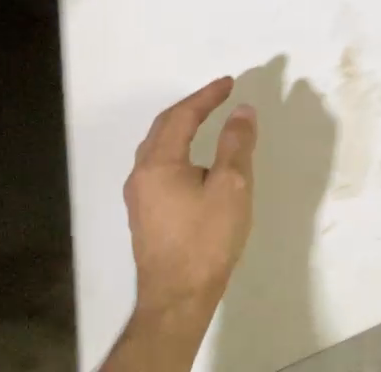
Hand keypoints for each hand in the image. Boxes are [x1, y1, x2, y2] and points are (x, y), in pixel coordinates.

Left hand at [125, 77, 257, 323]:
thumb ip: (236, 144)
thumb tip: (241, 110)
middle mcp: (141, 175)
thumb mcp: (232, 185)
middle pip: (163, 128)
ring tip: (206, 118)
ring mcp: (139, 197)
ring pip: (157, 147)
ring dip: (181, 126)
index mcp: (159, 164)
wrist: (177, 298)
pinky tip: (194, 157)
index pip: (182, 117)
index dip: (207, 96)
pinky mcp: (145, 214)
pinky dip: (178, 147)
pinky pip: (159, 164)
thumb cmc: (206, 238)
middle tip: (219, 94)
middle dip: (192, 107)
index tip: (230, 82)